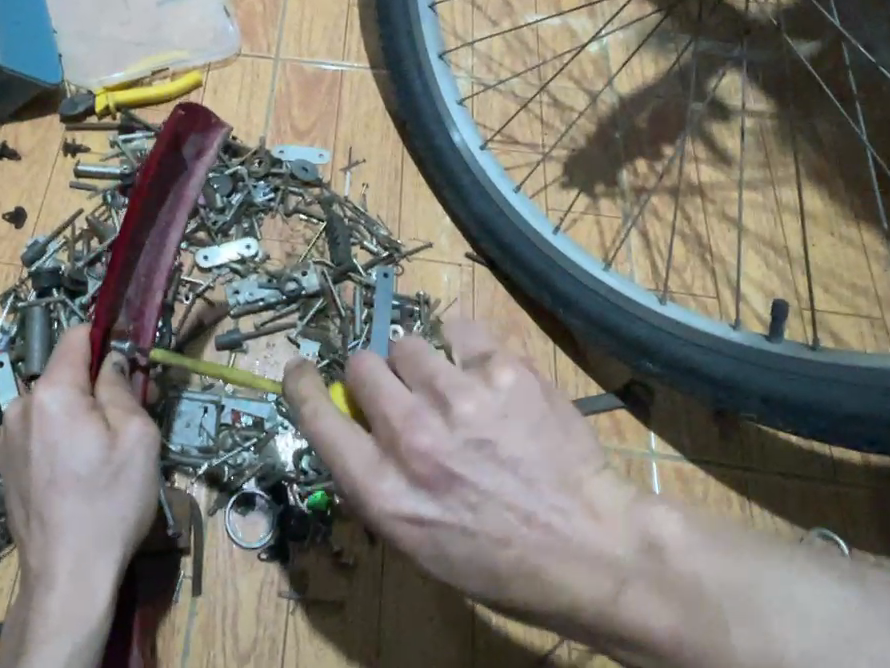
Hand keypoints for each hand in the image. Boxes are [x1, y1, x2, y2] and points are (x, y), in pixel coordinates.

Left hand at [0, 324, 160, 592]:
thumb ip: (122, 387)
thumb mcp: (137, 436)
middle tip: (129, 415)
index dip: (107, 337)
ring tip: (107, 451)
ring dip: (80, 412)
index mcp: (51, 392)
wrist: (67, 576)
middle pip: (65, 373)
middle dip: (97, 383)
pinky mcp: (8, 465)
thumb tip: (114, 360)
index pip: (76, 336)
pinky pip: (41, 430)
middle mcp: (20, 406)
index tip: (131, 355)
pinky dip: (63, 436)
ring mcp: (8, 438)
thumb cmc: (109, 502)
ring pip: (54, 403)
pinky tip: (82, 471)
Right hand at [283, 320, 644, 625]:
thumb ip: (373, 478)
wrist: (588, 549)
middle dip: (376, 377)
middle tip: (403, 396)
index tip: (300, 369)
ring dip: (421, 366)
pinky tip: (485, 378)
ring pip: (409, 345)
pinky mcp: (503, 371)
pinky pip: (460, 331)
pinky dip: (465, 350)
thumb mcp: (413, 541)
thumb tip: (352, 423)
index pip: (317, 415)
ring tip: (452, 391)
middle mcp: (411, 435)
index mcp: (382, 487)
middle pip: (362, 365)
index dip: (303, 385)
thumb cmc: (494, 558)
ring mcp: (459, 397)